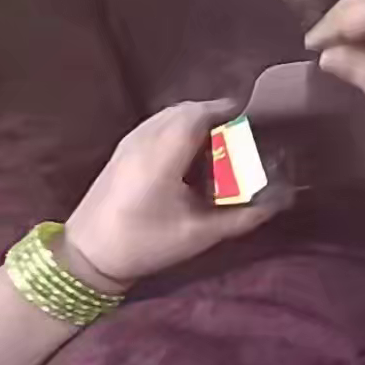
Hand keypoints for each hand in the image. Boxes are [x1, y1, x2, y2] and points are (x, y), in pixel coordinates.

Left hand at [63, 100, 289, 288]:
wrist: (87, 255)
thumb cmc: (144, 244)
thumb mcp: (198, 235)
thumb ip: (241, 217)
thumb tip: (277, 203)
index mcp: (162, 156)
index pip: (199, 114)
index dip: (228, 111)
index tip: (254, 121)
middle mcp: (144, 139)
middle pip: (187, 110)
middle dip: (218, 116)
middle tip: (243, 136)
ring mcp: (130, 141)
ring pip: (171, 114)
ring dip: (198, 121)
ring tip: (222, 144)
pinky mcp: (124, 149)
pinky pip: (159, 124)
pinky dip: (181, 128)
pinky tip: (192, 154)